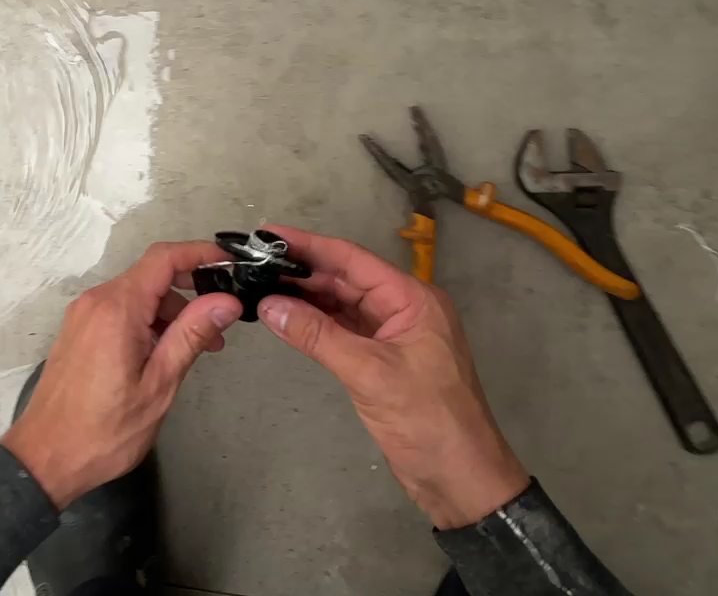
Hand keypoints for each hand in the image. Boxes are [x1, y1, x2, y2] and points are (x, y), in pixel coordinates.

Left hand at [0, 242, 241, 508]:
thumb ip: (191, 335)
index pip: (164, 258)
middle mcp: (97, 300)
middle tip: (221, 320)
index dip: (200, 253)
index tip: (230, 262)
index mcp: (117, 308)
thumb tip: (227, 302)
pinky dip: (147, 320)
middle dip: (190, 290)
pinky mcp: (79, 329)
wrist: (45, 457)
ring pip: (137, 294)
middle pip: (151, 275)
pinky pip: (120, 310)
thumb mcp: (159, 384)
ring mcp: (84, 313)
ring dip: (170, 311)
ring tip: (198, 348)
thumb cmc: (106, 429)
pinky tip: (164, 352)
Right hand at [255, 224, 528, 529]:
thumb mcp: (370, 373)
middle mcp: (401, 307)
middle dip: (300, 270)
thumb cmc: (428, 421)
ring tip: (259, 282)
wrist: (464, 484)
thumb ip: (317, 335)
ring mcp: (391, 333)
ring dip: (304, 295)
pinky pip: (341, 326)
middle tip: (253, 261)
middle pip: (343, 277)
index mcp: (412, 299)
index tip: (267, 234)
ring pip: (340, 301)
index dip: (308, 244)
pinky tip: (284, 315)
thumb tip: (269, 305)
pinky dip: (314, 321)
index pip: (351, 259)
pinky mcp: (380, 356)